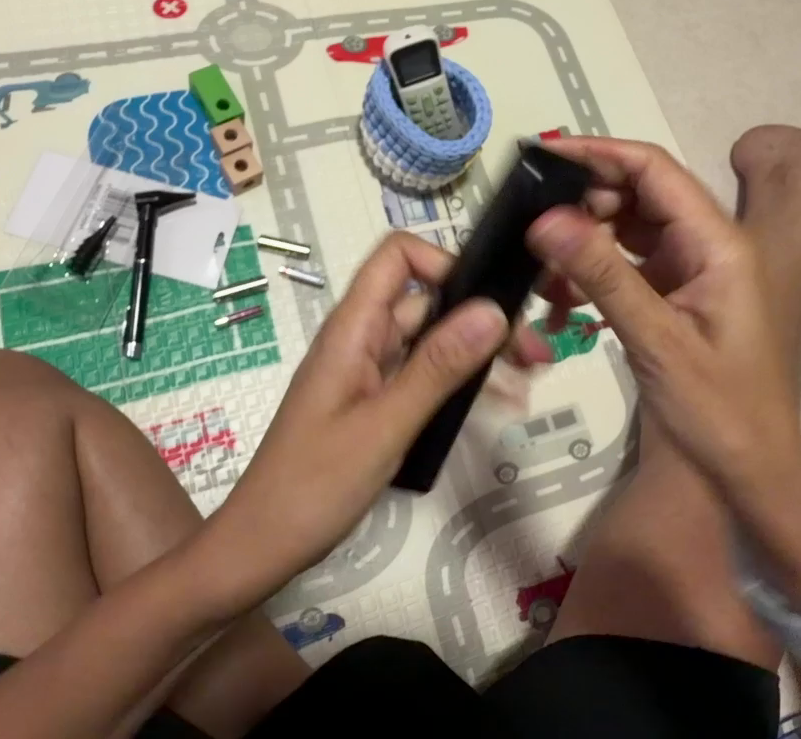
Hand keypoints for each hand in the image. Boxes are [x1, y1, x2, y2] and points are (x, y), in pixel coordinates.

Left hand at [200, 232, 550, 607]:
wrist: (264, 544)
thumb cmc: (315, 484)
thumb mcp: (385, 425)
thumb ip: (438, 367)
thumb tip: (493, 310)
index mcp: (353, 328)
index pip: (397, 257)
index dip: (444, 262)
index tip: (490, 302)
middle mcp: (361, 339)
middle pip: (425, 300)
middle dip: (480, 317)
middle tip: (536, 355)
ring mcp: (367, 371)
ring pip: (429, 340)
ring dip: (476, 352)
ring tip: (529, 380)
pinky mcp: (374, 402)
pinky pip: (421, 376)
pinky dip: (457, 383)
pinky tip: (497, 403)